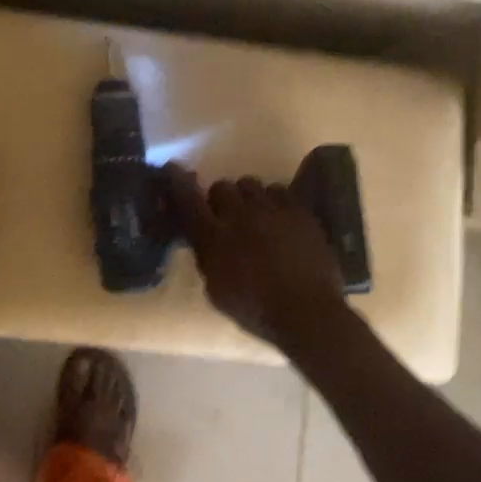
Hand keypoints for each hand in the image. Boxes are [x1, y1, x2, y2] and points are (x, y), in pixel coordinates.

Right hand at [165, 164, 348, 350]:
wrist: (307, 312)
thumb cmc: (256, 309)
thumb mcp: (216, 291)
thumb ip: (206, 258)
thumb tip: (203, 239)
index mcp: (213, 237)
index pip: (188, 199)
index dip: (178, 182)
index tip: (173, 169)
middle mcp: (239, 215)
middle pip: (222, 186)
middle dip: (221, 198)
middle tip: (228, 216)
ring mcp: (270, 209)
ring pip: (250, 184)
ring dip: (248, 198)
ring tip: (257, 215)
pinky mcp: (298, 210)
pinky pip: (278, 190)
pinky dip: (274, 200)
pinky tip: (280, 218)